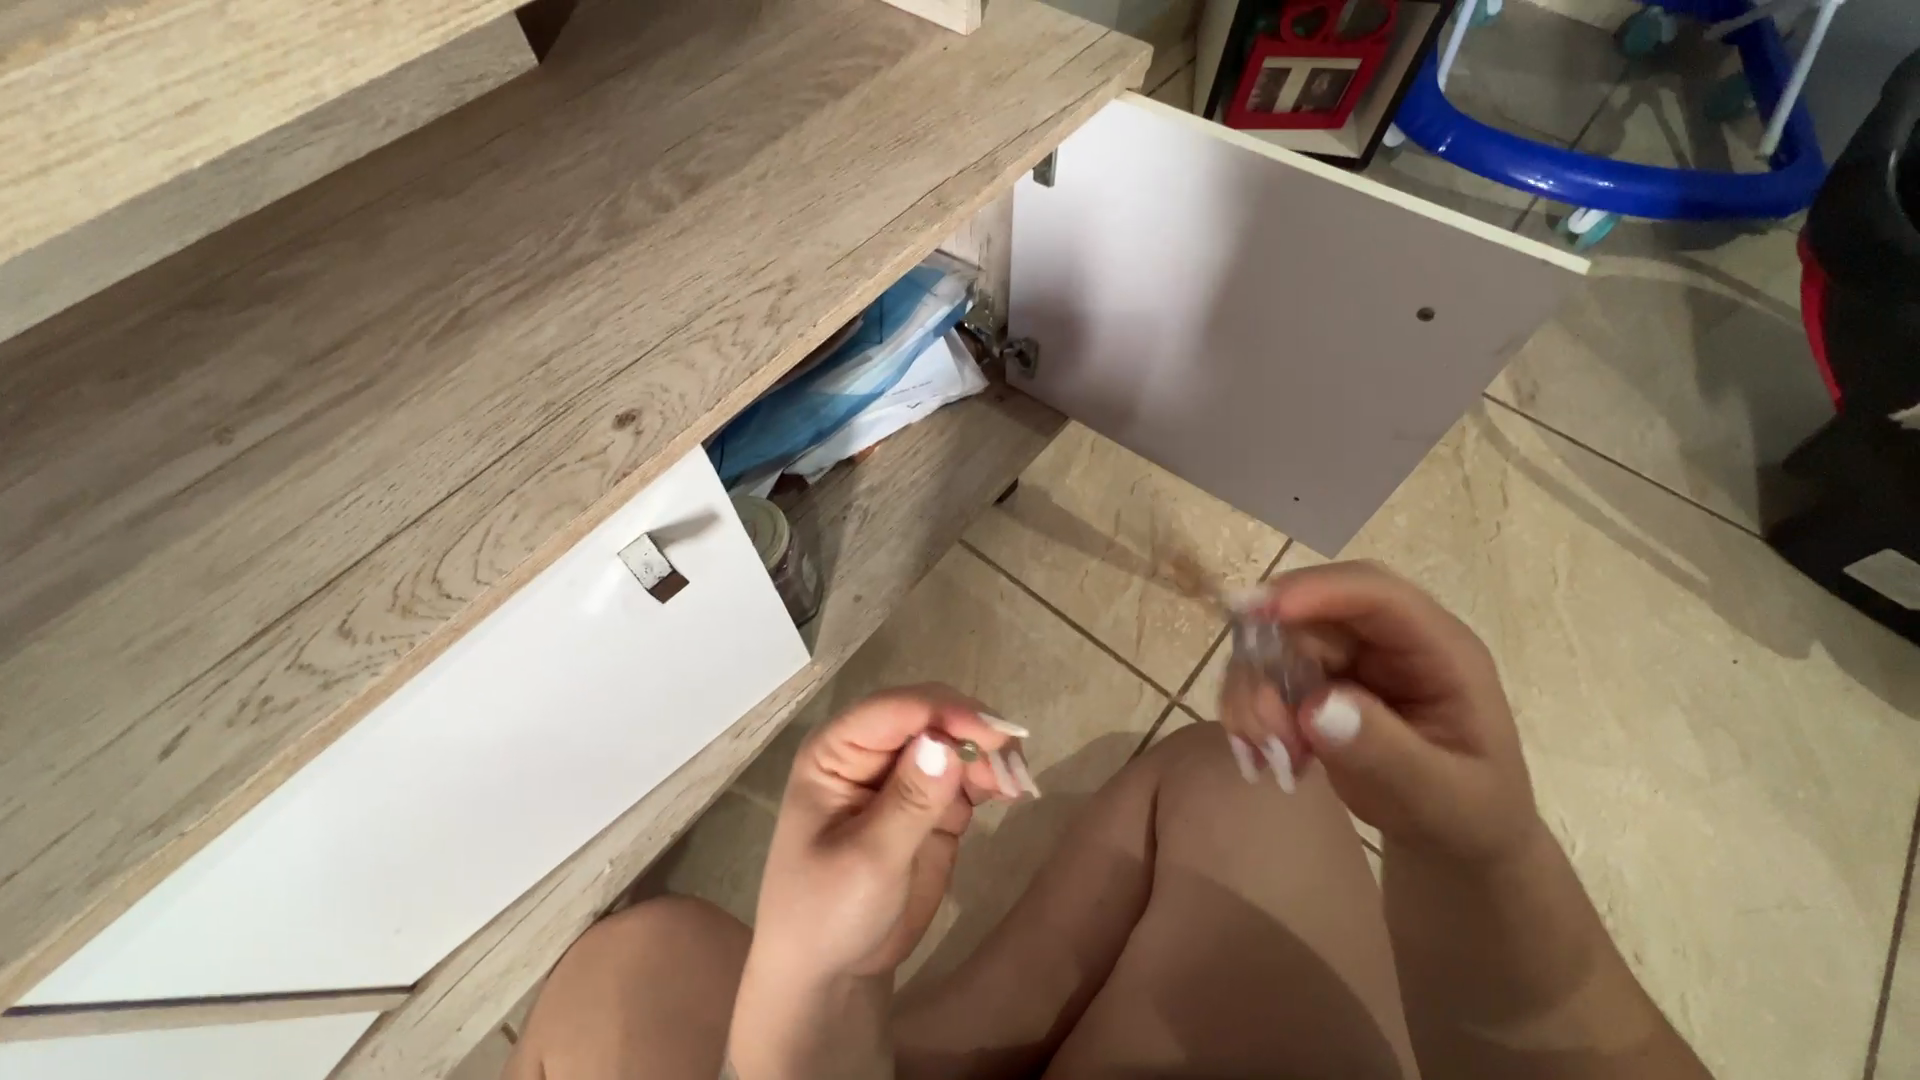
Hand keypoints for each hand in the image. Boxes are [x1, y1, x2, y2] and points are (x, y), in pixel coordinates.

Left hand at [751, 684, 1035, 983]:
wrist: (833, 971)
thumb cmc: (827, 913)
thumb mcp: (867, 860)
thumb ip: (909, 801)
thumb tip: (944, 744)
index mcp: (837, 751)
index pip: (895, 710)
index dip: (944, 712)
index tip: (992, 735)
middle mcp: (871, 751)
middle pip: (930, 715)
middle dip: (973, 730)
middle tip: (1013, 761)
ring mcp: (904, 776)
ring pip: (955, 739)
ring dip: (989, 753)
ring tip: (1017, 783)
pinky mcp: (932, 803)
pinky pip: (968, 774)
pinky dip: (993, 776)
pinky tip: (1013, 792)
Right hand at [1218, 560, 1537, 864]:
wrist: (1451, 840)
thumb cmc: (1464, 815)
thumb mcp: (1440, 797)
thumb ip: (1384, 752)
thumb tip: (1314, 707)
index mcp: (1440, 649)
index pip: (1375, 594)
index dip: (1315, 592)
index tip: (1256, 614)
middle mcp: (1386, 640)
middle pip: (1309, 617)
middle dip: (1272, 667)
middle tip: (1269, 736)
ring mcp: (1348, 658)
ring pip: (1274, 644)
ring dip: (1255, 696)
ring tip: (1275, 758)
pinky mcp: (1315, 679)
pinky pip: (1261, 674)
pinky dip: (1248, 711)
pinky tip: (1264, 756)